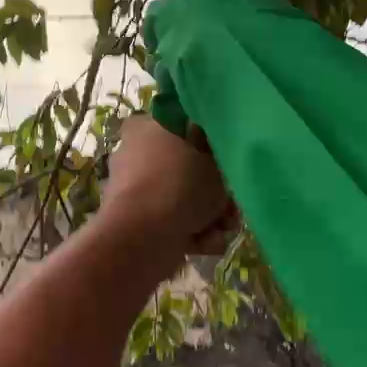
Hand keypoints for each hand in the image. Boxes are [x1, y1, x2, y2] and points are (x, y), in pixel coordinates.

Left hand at [102, 116, 232, 263]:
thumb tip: (209, 146)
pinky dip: (194, 234)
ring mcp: (136, 190)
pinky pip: (175, 223)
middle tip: (230, 202)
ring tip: (223, 226)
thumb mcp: (212, 157)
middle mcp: (136, 155)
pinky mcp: (138, 221)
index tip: (223, 160)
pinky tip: (205, 242)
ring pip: (184, 200)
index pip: (179, 124)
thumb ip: (215, 149)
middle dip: (215, 191)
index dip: (206, 143)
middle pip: (187, 169)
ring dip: (210, 216)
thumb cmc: (180, 183)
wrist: (143, 234)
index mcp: (146, 127)